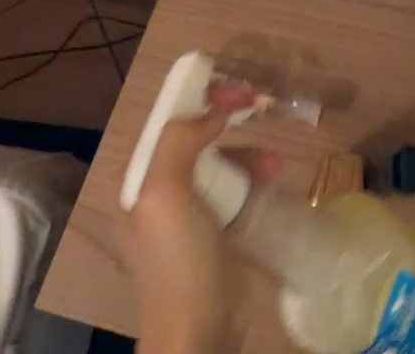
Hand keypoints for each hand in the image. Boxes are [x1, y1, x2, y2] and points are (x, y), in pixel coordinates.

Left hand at [128, 82, 279, 353]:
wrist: (198, 332)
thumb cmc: (177, 261)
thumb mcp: (165, 195)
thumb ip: (179, 142)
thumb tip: (211, 112)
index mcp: (141, 180)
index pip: (167, 121)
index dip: (198, 97)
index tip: (234, 85)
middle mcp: (161, 190)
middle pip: (195, 136)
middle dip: (225, 116)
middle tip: (258, 101)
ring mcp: (189, 211)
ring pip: (220, 159)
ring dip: (246, 148)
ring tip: (273, 158)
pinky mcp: (216, 228)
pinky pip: (236, 185)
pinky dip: (254, 172)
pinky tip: (274, 172)